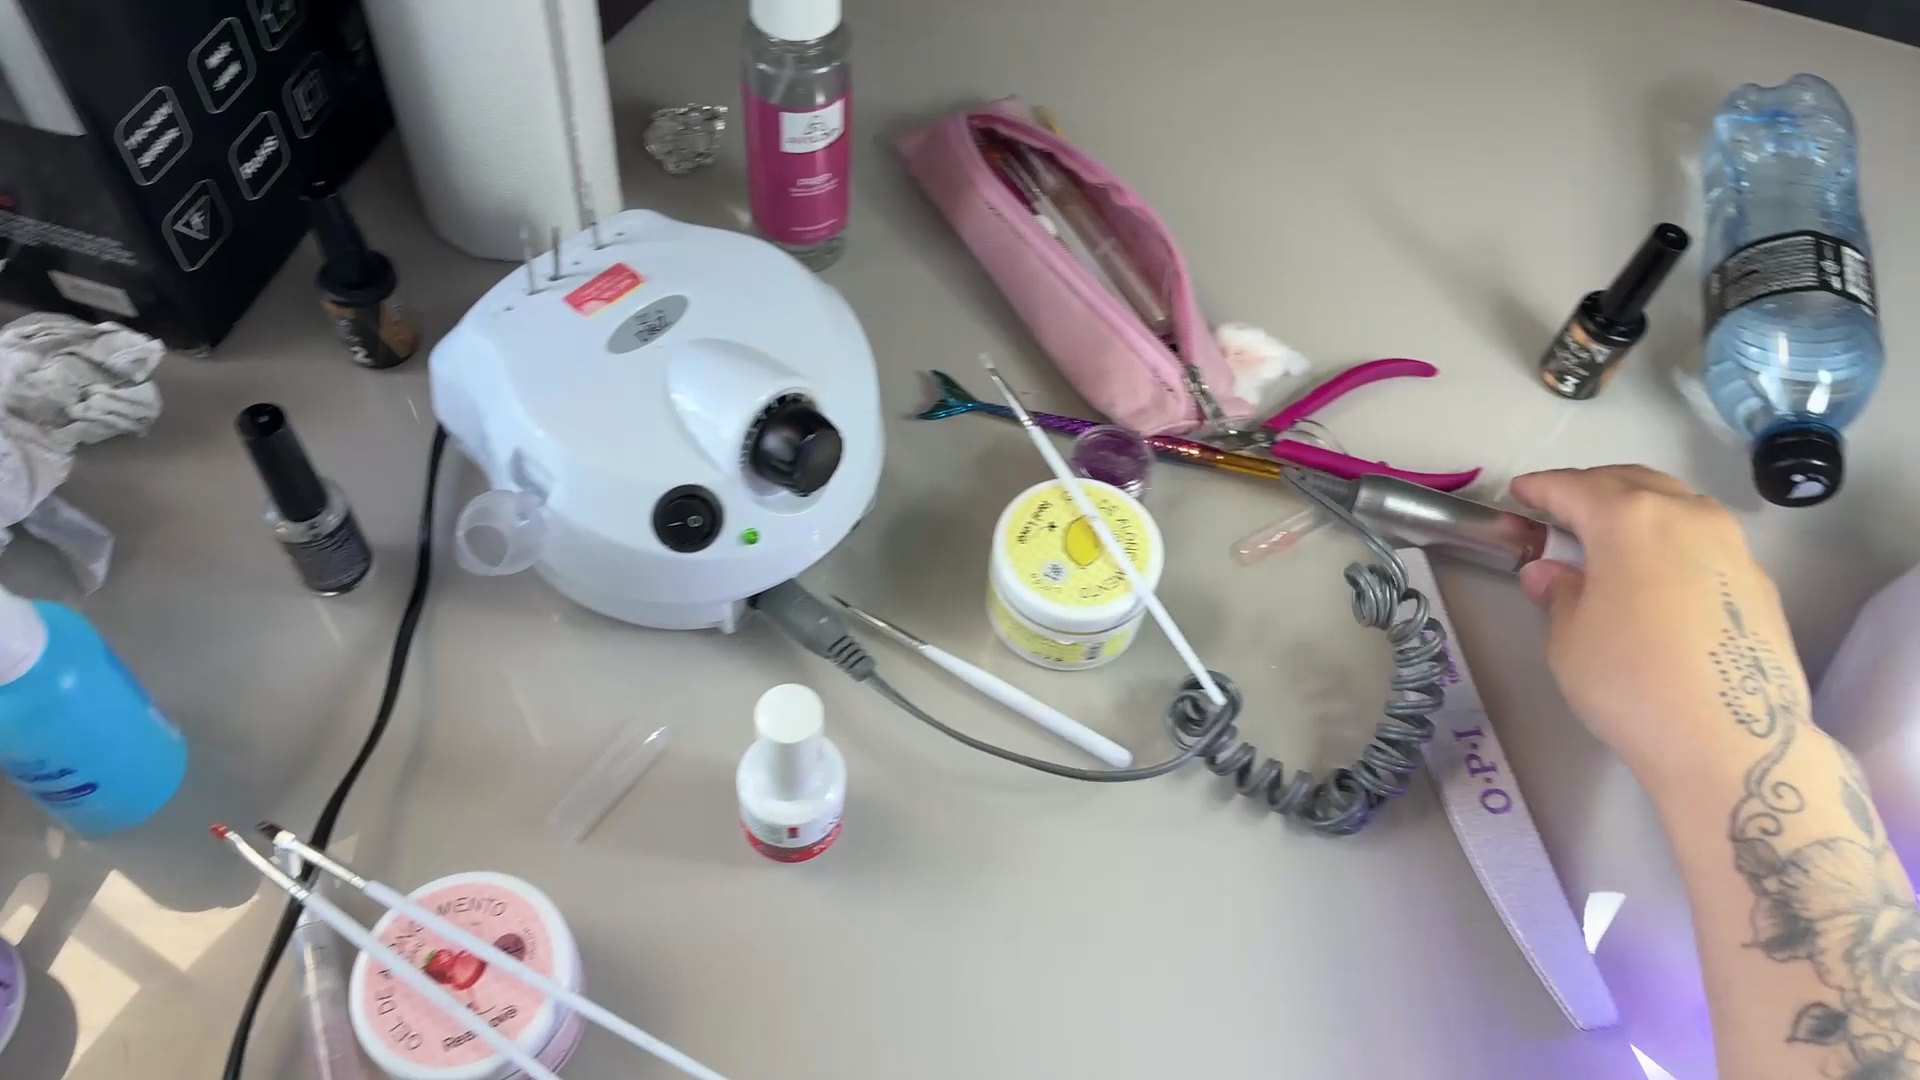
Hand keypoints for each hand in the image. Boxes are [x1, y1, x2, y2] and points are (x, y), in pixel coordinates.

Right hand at [1509, 466, 1807, 780]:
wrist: (1730, 741)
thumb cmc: (1626, 677)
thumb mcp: (1566, 634)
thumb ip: (1559, 591)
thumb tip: (1553, 573)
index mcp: (1630, 521)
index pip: (1575, 488)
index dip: (1541, 488)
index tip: (1519, 493)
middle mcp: (1688, 519)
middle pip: (1633, 483)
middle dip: (1590, 488)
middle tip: (1557, 507)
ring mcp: (1732, 549)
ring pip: (1675, 504)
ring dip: (1634, 507)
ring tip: (1602, 534)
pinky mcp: (1756, 583)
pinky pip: (1701, 538)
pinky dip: (1666, 536)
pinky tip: (1647, 569)